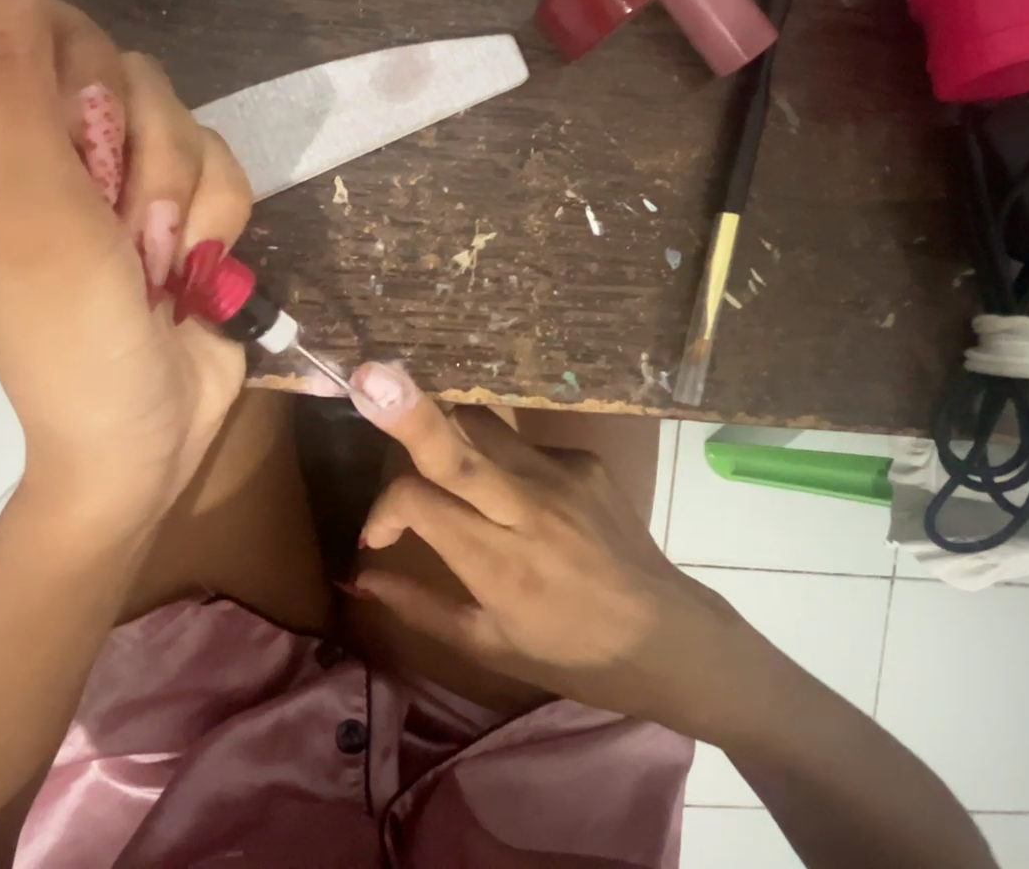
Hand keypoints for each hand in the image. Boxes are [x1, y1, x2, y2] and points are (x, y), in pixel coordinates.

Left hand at [0, 0, 253, 512]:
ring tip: (153, 254)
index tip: (20, 7)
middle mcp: (2, 144)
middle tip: (103, 191)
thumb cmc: (68, 340)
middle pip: (57, 38)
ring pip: (148, 91)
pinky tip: (191, 262)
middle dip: (106, 118)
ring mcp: (89, 165)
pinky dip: (207, 206)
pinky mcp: (159, 188)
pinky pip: (201, 143)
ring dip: (167, 179)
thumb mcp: (30, 206)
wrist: (157, 432)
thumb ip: (1, 71)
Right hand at [345, 363, 797, 741]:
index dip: (382, 510)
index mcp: (500, 563)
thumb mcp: (488, 644)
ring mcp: (562, 475)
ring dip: (447, 432)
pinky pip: (520, 443)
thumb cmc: (571, 654)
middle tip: (367, 374)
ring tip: (439, 456)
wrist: (672, 638)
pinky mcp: (586, 461)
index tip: (376, 539)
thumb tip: (356, 577)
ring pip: (482, 424)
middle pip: (456, 443)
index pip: (418, 499)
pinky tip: (516, 498)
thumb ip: (417, 606)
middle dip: (406, 408)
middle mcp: (528, 507)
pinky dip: (498, 460)